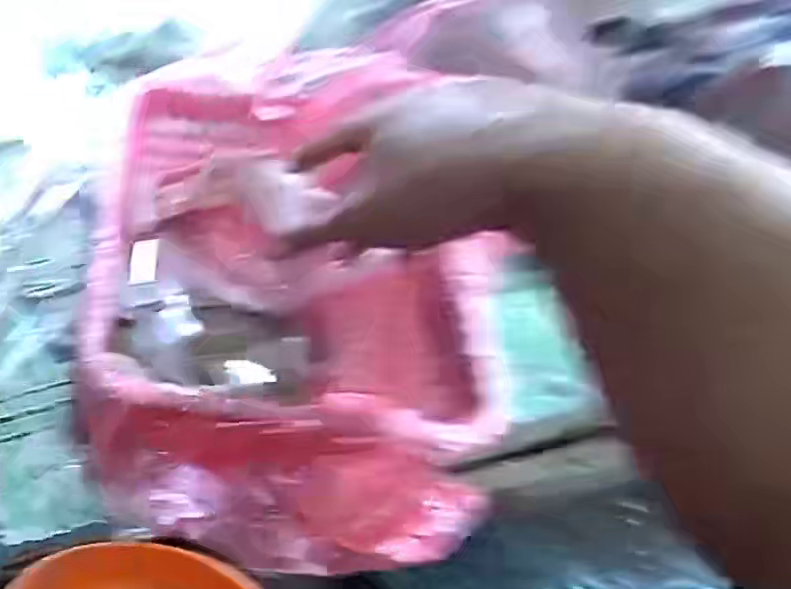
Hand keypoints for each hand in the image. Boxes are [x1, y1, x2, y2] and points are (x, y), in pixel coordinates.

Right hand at [282, 78, 604, 251]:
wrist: (557, 163)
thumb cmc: (435, 191)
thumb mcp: (360, 221)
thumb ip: (311, 234)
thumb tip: (270, 247)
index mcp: (383, 117)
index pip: (328, 140)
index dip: (304, 164)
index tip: (288, 179)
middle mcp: (428, 101)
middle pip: (374, 150)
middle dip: (352, 189)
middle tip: (339, 221)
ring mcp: (478, 106)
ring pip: (416, 157)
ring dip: (395, 194)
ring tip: (387, 232)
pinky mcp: (519, 122)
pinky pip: (456, 159)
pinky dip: (435, 188)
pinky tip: (436, 217)